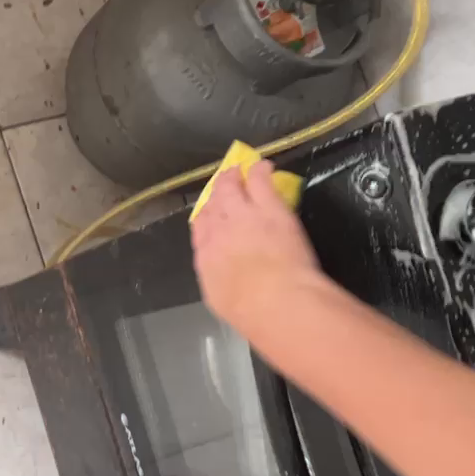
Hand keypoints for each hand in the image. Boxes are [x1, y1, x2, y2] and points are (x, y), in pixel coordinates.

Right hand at [189, 159, 320, 322]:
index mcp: (206, 257)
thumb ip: (218, 280)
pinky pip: (259, 181)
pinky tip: (262, 166)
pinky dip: (259, 171)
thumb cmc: (249, 310)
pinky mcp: (268, 207)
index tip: (209, 214)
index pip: (201, 229)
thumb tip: (221, 276)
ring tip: (238, 170)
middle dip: (216, 194)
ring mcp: (242, 215)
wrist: (273, 299)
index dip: (205, 217)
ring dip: (233, 177)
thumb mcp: (220, 299)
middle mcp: (218, 231)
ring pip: (232, 188)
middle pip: (213, 205)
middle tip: (222, 186)